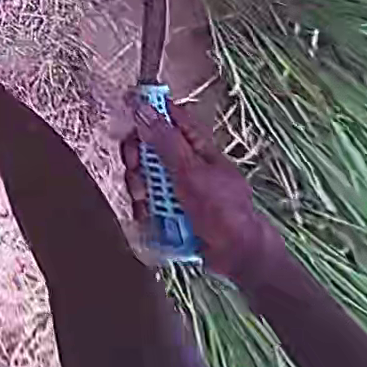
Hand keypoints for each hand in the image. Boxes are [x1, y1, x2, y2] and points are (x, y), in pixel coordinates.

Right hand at [120, 100, 285, 281]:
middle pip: (148, 145)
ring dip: (140, 185)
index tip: (126, 109)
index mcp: (197, 146)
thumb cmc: (222, 210)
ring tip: (147, 200)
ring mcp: (177, 185)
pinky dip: (143, 204)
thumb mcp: (190, 171)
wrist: (240, 259)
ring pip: (144, 173)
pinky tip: (148, 214)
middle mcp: (185, 162)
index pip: (169, 115)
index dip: (148, 109)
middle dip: (137, 158)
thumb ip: (164, 140)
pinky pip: (146, 196)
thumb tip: (141, 106)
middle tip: (138, 169)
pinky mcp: (169, 206)